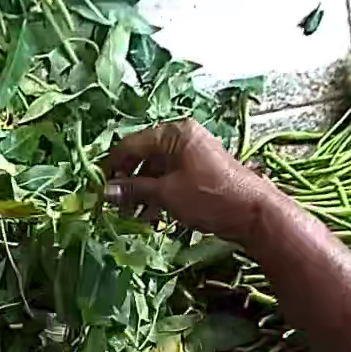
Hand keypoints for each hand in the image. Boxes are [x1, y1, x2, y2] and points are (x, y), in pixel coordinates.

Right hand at [102, 120, 289, 244]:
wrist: (252, 213)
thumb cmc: (208, 197)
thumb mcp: (166, 194)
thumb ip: (134, 190)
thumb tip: (105, 191)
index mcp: (174, 133)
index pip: (131, 144)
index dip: (112, 166)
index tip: (98, 187)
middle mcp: (183, 138)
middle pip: (144, 158)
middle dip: (128, 183)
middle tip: (116, 207)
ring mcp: (193, 155)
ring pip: (157, 172)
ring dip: (143, 194)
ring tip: (135, 218)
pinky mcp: (200, 173)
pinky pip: (172, 180)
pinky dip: (160, 197)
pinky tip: (154, 218)